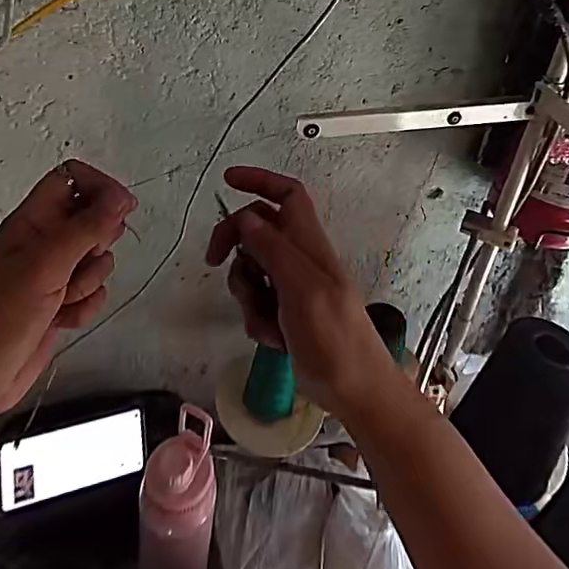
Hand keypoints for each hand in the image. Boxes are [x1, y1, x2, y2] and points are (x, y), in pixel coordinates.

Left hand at [0, 159, 134, 429]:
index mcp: (31, 221)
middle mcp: (43, 242)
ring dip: (90, 280)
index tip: (122, 211)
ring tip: (62, 299)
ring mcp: (51, 275)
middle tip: (82, 260)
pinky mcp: (59, 304)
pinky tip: (63, 320)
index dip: (101, 187)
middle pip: (93, 218)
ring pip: (97, 258)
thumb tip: (122, 196)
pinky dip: (85, 306)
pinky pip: (93, 292)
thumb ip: (88, 226)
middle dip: (100, 240)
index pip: (73, 179)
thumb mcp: (45, 264)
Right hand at [206, 166, 397, 415]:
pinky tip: (276, 337)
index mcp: (309, 243)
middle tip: (216, 260)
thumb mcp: (303, 290)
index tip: (229, 180)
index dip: (260, 180)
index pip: (287, 195)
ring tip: (268, 319)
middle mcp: (300, 258)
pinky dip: (257, 319)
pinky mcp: (285, 311)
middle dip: (235, 246)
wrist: (353, 388)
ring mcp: (292, 285)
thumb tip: (247, 218)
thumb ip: (274, 250)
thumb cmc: (336, 338)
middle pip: (256, 230)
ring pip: (251, 270)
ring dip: (248, 294)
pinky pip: (256, 303)